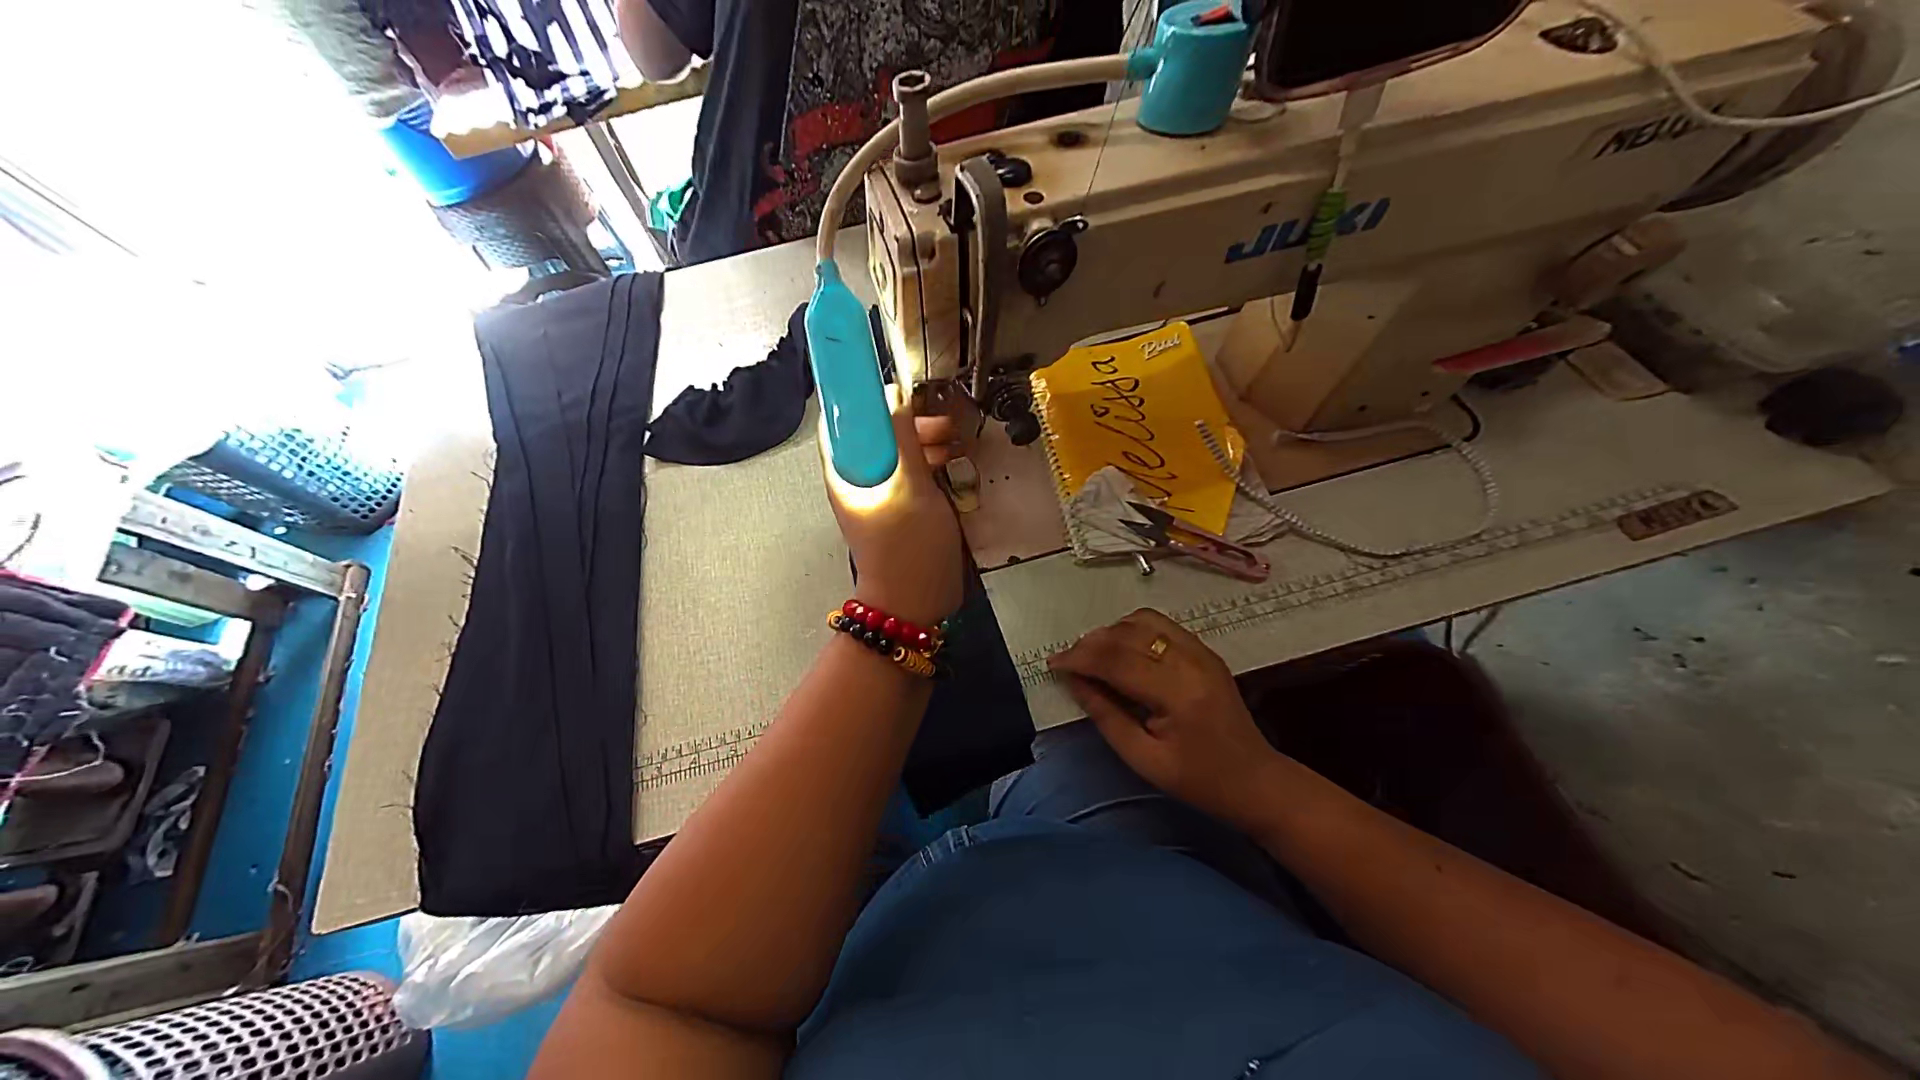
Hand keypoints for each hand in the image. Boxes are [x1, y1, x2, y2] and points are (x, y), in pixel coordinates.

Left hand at [821, 396, 966, 627]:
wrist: (915, 603)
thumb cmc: (908, 547)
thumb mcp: (910, 487)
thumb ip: (903, 438)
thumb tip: (895, 396)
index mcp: (845, 470)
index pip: (839, 418)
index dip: (859, 393)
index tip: (890, 380)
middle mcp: (858, 478)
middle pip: (875, 432)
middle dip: (907, 421)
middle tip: (941, 426)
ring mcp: (880, 494)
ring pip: (897, 452)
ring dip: (924, 442)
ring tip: (952, 446)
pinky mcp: (901, 507)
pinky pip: (912, 473)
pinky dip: (930, 464)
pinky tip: (952, 465)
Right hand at [1048, 609, 1286, 826]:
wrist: (1256, 780)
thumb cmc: (1198, 780)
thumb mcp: (1143, 759)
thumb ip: (1106, 715)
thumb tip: (1074, 681)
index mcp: (1179, 693)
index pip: (1118, 660)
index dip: (1080, 658)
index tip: (1052, 665)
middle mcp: (1192, 661)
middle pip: (1128, 635)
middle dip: (1089, 644)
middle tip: (1066, 662)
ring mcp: (1201, 651)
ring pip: (1143, 622)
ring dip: (1110, 633)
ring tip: (1091, 656)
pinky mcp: (1204, 650)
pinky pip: (1160, 625)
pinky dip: (1132, 630)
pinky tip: (1120, 650)